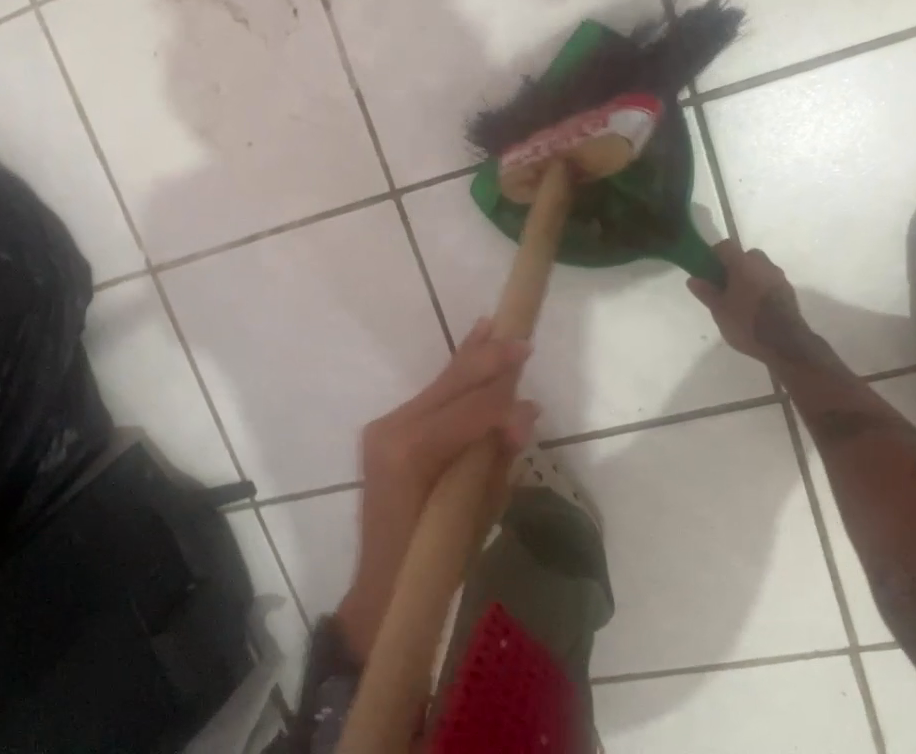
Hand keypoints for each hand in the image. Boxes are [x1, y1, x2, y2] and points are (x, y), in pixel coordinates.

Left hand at [336, 319, 537, 660]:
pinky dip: (454, 379)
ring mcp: (386, 429)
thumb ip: (497, 457)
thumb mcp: (477, 512)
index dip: (504, 396)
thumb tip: (524, 412)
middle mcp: (393, 430)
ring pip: (439, 385)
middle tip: (522, 341)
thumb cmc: (434, 561)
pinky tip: (469, 352)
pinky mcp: (388, 433)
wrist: (384, 587)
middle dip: (488, 360)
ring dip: (470, 360)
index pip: (470, 409)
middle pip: (451, 384)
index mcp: (412, 452)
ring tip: (495, 328)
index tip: (531, 384)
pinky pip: (430, 399)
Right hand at [688, 241, 856, 380]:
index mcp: (743, 264)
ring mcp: (779, 277)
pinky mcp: (789, 291)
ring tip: (740, 300)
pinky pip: (770, 282)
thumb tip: (693, 279)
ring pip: (760, 269)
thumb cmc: (746, 323)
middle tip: (724, 286)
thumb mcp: (719, 310)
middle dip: (734, 266)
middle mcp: (763, 264)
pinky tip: (756, 308)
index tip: (708, 271)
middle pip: (745, 255)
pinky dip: (762, 288)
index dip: (714, 255)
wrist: (786, 343)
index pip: (725, 246)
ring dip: (749, 277)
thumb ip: (706, 292)